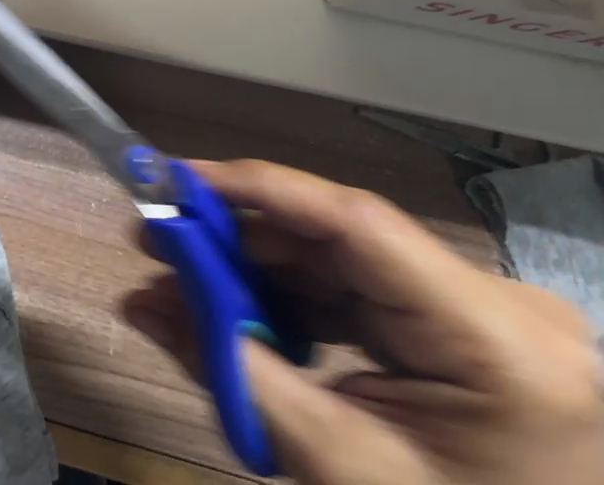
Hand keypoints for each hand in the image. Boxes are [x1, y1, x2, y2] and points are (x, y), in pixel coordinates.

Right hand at [121, 160, 603, 483]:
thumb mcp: (333, 457)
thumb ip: (231, 369)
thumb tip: (136, 303)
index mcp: (496, 338)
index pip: (357, 223)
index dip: (255, 188)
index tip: (168, 179)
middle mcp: (499, 304)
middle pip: (336, 239)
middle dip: (234, 239)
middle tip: (151, 244)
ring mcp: (479, 315)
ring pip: (333, 262)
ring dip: (249, 272)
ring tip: (175, 290)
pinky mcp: (454, 330)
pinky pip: (349, 292)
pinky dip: (284, 302)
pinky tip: (233, 320)